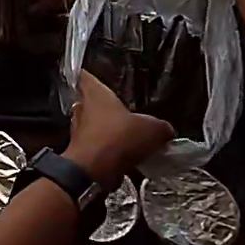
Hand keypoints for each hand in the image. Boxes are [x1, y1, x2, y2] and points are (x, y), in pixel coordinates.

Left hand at [64, 70, 174, 186]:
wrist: (94, 170)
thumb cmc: (119, 138)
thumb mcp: (154, 129)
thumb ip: (161, 127)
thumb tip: (165, 131)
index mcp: (95, 93)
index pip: (87, 76)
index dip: (93, 75)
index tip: (100, 77)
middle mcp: (82, 108)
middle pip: (91, 102)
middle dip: (106, 107)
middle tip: (124, 110)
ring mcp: (78, 130)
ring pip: (94, 125)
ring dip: (108, 130)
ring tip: (128, 136)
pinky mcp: (81, 151)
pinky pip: (97, 146)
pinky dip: (108, 150)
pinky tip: (125, 156)